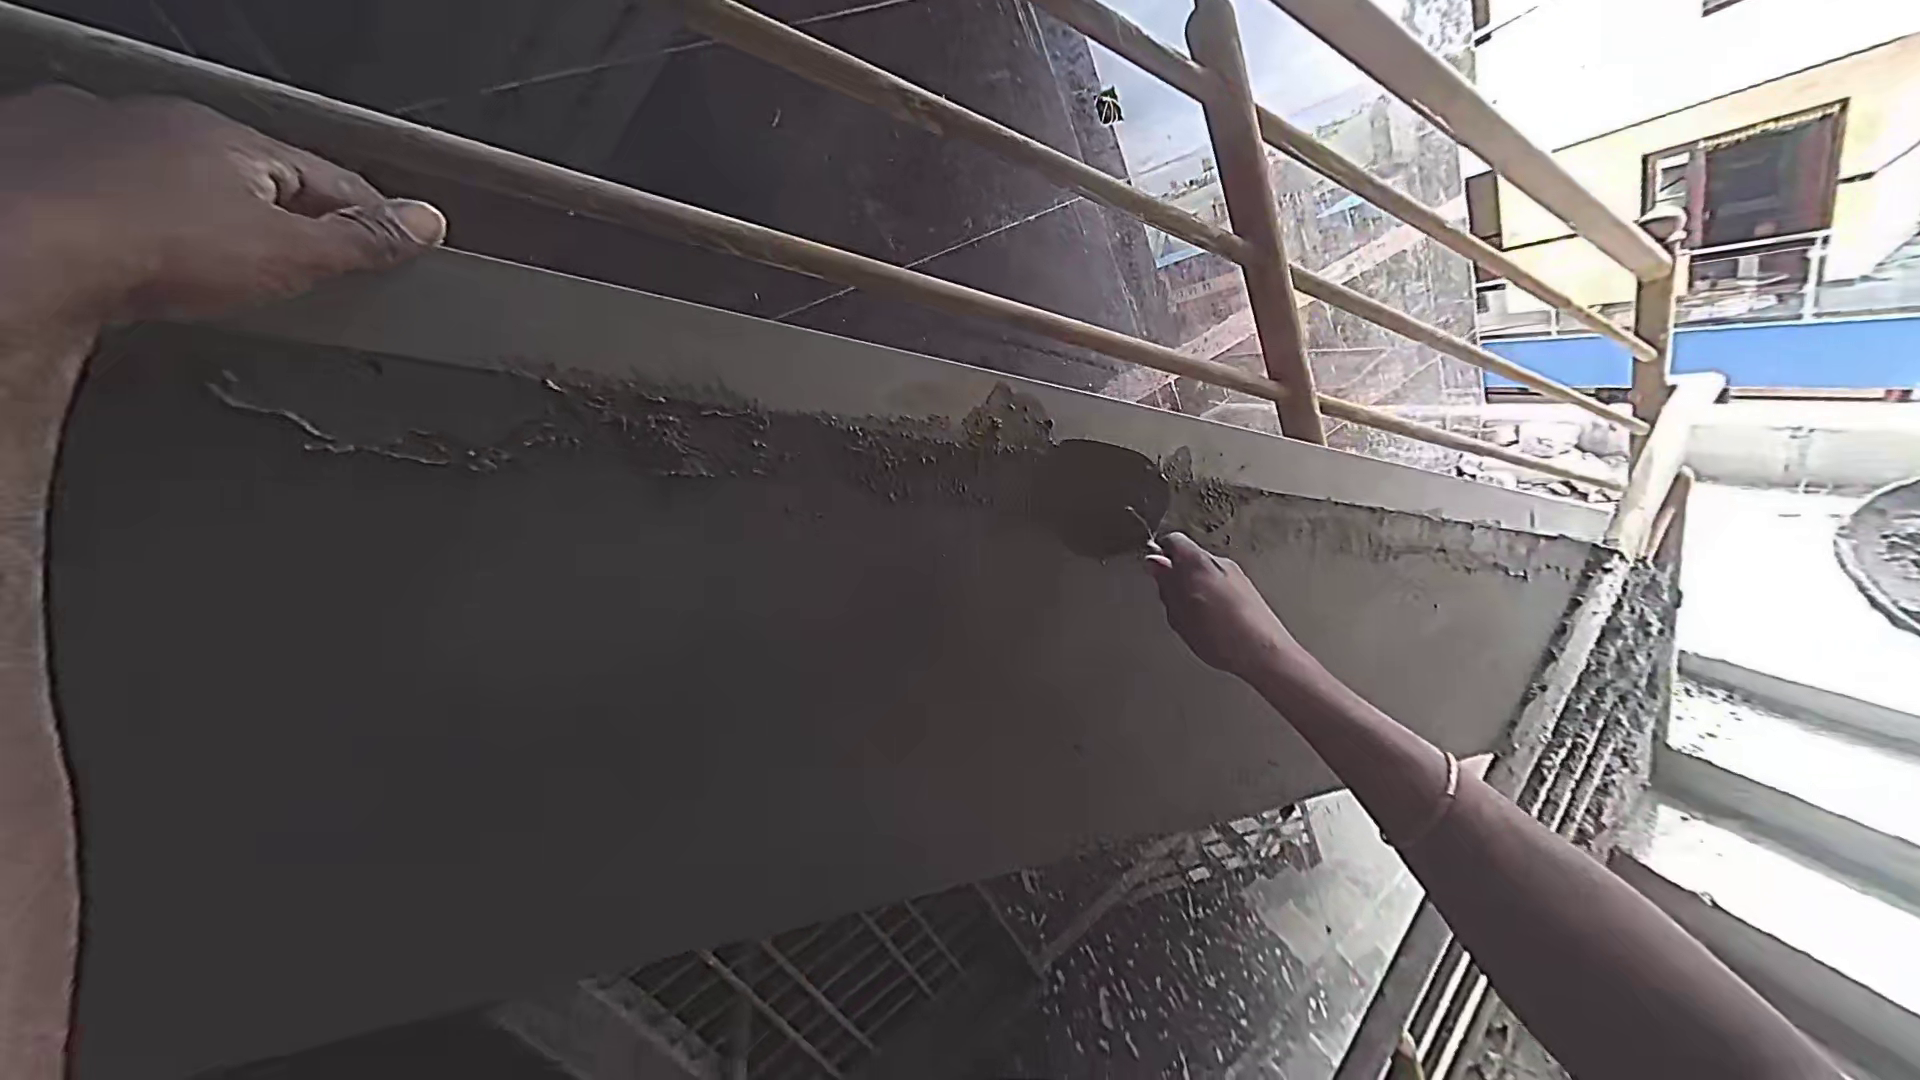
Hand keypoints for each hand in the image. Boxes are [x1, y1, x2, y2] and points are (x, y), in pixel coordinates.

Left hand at [0, 86, 444, 330]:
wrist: (16, 261)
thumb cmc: (145, 244)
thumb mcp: (299, 254)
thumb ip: (369, 240)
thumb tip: (426, 221)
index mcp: (223, 136)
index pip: (332, 178)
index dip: (374, 216)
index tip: (399, 241)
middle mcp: (150, 124)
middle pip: (258, 179)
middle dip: (294, 221)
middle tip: (318, 266)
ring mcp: (82, 141)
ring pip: (185, 183)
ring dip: (218, 220)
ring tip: (235, 267)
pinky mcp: (32, 172)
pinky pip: (121, 197)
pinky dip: (150, 225)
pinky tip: (158, 258)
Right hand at [1146, 532, 1312, 682]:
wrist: (1264, 653)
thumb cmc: (1223, 635)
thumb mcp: (1178, 612)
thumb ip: (1164, 583)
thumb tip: (1155, 565)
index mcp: (1198, 561)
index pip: (1171, 541)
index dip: (1160, 557)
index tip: (1155, 574)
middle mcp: (1220, 562)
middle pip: (1188, 557)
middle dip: (1177, 576)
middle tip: (1173, 603)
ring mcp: (1236, 575)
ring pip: (1204, 573)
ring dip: (1194, 589)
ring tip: (1194, 618)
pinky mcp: (1247, 590)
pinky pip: (1219, 586)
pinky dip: (1211, 599)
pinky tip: (1211, 623)